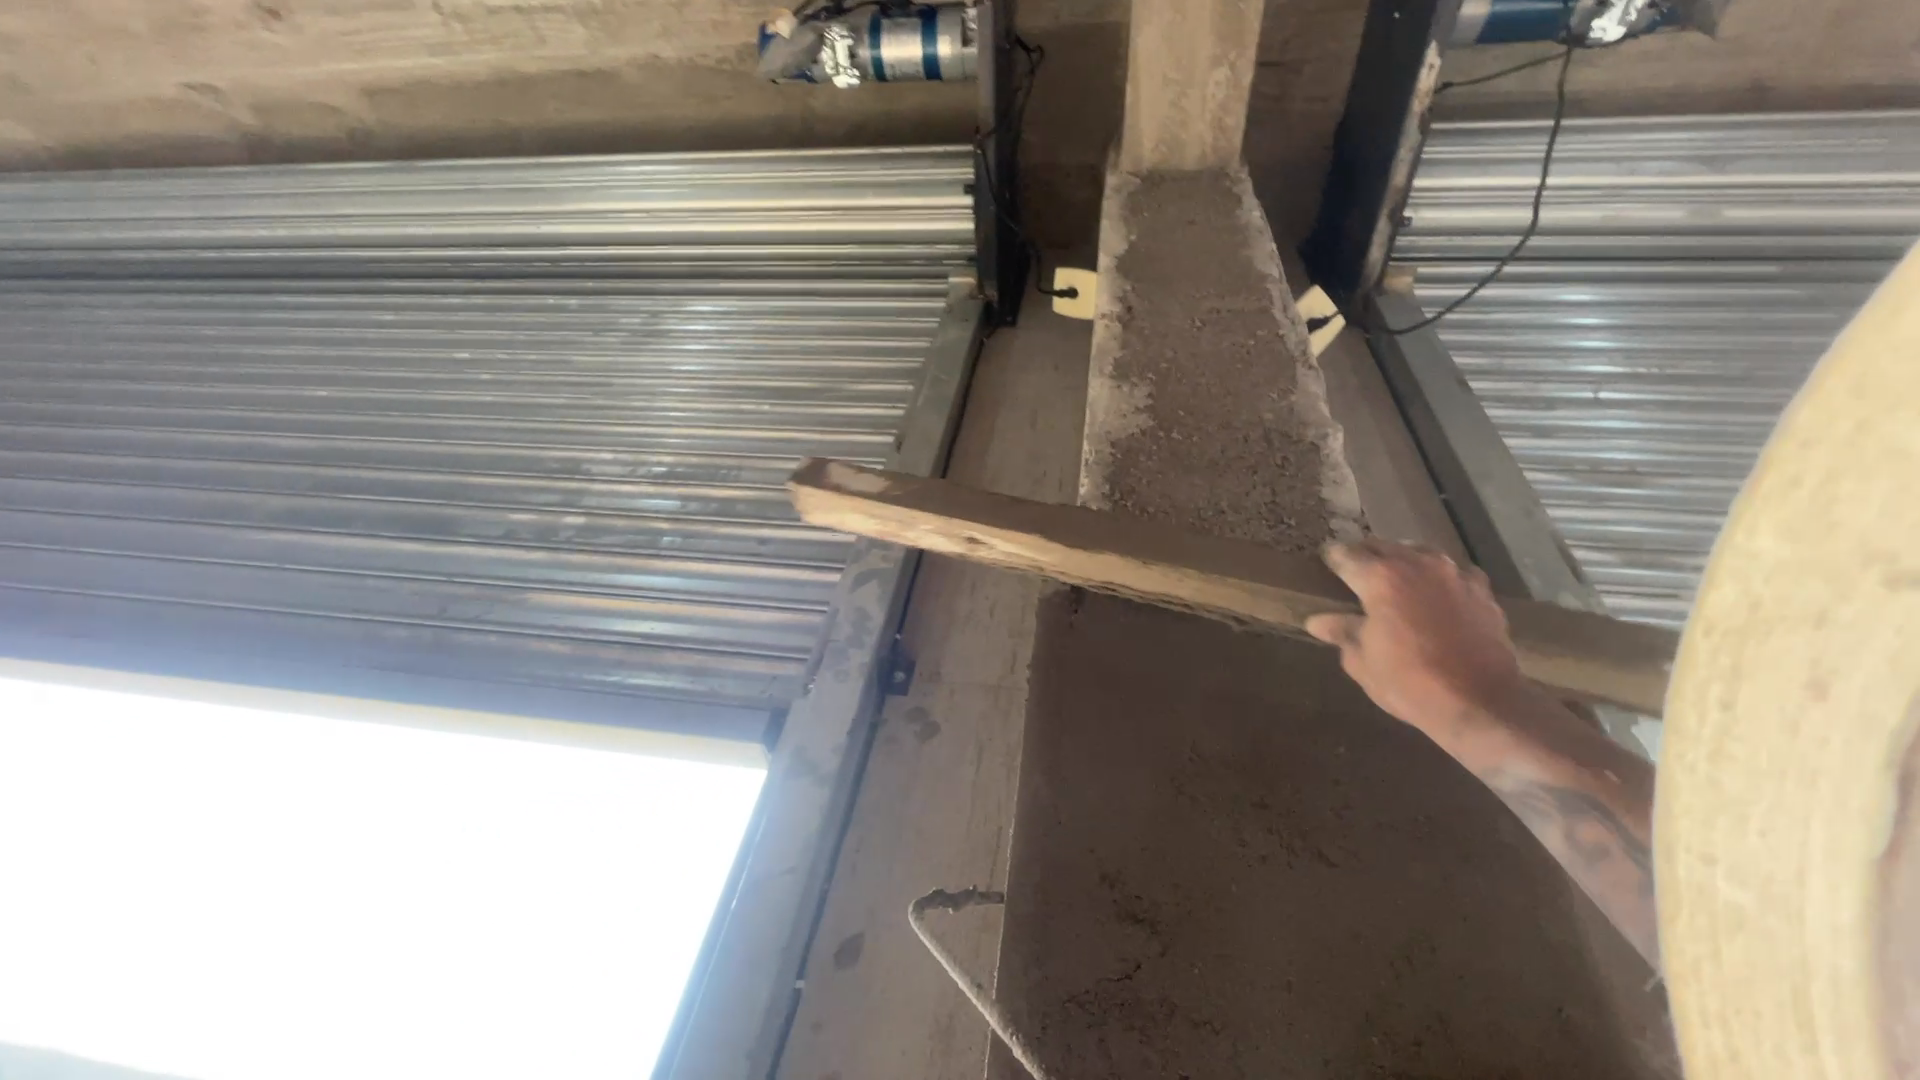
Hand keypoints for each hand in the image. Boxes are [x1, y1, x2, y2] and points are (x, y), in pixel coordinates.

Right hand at [1303, 540, 1529, 751]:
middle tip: (1354, 570)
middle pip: (1383, 546)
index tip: (1324, 560)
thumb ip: (1341, 632)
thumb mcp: (1361, 661)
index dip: (1331, 557)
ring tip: (1395, 576)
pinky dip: (1440, 578)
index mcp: (1380, 578)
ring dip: (1403, 561)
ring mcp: (1454, 575)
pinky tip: (1437, 593)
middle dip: (1366, 555)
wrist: (1480, 702)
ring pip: (1420, 553)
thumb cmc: (1409, 682)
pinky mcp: (1482, 591)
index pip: (1346, 555)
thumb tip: (1318, 621)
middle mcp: (1417, 564)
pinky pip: (1454, 573)